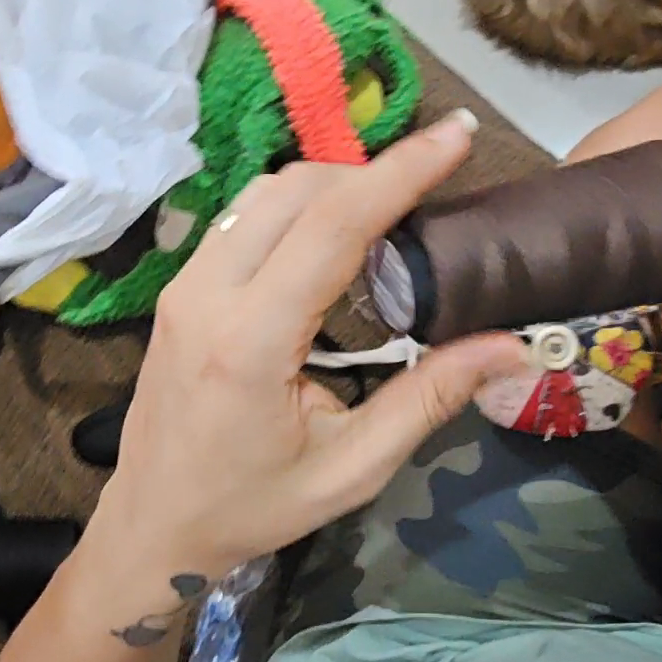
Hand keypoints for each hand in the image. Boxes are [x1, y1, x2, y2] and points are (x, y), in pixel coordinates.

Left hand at [90, 111, 527, 581]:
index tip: (456, 134)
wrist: (151, 527)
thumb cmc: (253, 507)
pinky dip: (298, 207)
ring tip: (389, 208)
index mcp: (249, 341)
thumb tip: (510, 346)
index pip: (332, 227)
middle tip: (430, 186)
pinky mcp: (180, 289)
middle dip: (371, 172)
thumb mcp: (351, 467)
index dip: (400, 173)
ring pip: (264, 195)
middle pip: (295, 190)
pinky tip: (333, 235)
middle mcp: (206, 295)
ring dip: (332, 185)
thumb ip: (429, 399)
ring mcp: (183, 286)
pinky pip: (244, 219)